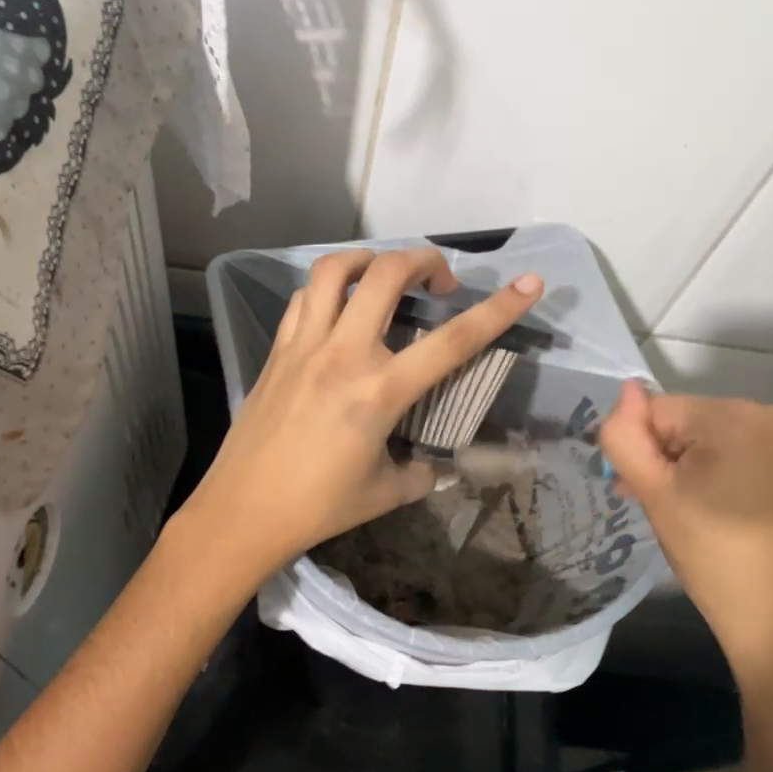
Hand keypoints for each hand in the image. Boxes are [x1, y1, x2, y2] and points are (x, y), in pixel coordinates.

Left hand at [177, 246, 544, 578]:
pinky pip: (303, 299)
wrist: (242, 511)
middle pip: (386, 274)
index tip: (529, 283)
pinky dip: (328, 290)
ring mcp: (304, 347)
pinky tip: (339, 310)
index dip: (497, 309)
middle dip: (423, 260)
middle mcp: (342, 355)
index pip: (452, 341)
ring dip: (368, 260)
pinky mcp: (276, 351)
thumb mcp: (386, 493)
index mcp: (379, 392)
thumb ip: (423, 472)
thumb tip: (440, 464)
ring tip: (385, 277)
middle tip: (439, 282)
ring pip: (334, 270)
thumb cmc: (318, 507)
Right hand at [599, 382, 772, 672]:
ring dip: (720, 460)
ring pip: (739, 434)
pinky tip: (757, 504)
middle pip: (704, 420)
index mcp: (737, 417)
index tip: (650, 495)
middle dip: (685, 455)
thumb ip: (625, 438)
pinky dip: (760, 468)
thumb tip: (627, 391)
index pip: (664, 412)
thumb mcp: (653, 496)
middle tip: (679, 507)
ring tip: (718, 509)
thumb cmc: (710, 556)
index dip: (649, 453)